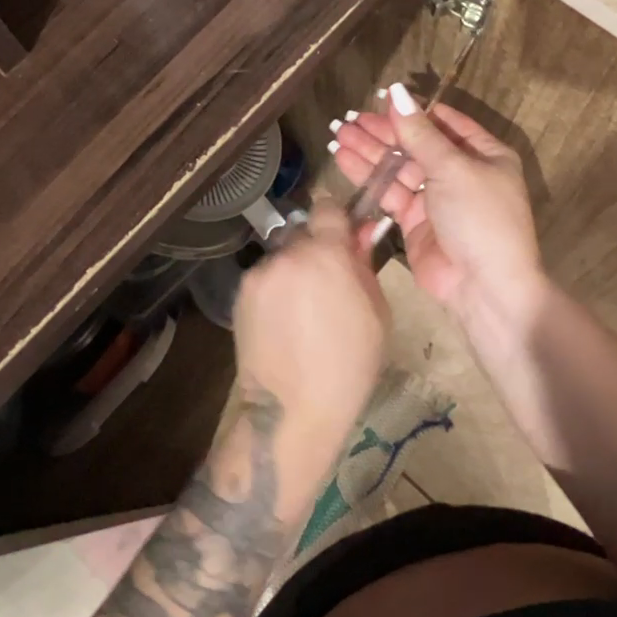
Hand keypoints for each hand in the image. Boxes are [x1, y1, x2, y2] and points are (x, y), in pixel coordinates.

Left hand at [232, 204, 387, 427]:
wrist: (293, 408)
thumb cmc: (350, 365)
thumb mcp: (376, 313)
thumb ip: (364, 265)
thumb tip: (361, 233)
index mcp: (327, 255)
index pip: (327, 207)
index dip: (337, 219)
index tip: (344, 237)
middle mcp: (287, 256)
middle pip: (303, 233)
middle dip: (317, 250)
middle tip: (329, 284)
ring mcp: (258, 275)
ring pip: (283, 258)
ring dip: (295, 271)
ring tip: (305, 311)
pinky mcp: (239, 295)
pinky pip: (265, 279)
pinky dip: (276, 291)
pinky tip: (284, 322)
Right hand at [330, 86, 546, 320]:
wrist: (483, 285)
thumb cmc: (479, 217)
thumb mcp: (452, 168)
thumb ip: (419, 133)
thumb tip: (396, 92)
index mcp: (484, 154)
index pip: (444, 123)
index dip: (413, 111)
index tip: (379, 99)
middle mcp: (461, 173)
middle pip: (417, 144)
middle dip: (384, 132)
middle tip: (349, 119)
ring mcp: (437, 198)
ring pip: (399, 168)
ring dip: (370, 152)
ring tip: (338, 133)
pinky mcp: (415, 222)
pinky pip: (390, 192)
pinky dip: (368, 177)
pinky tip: (344, 159)